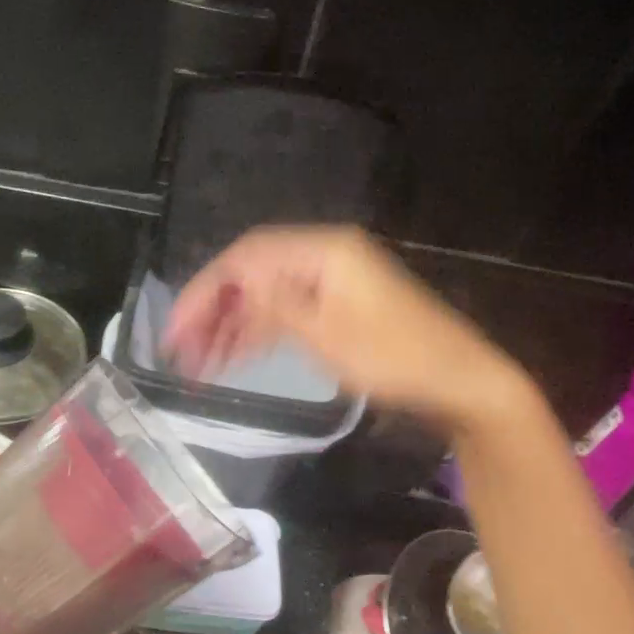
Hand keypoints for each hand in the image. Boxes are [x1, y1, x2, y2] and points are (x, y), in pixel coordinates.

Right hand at [161, 225, 525, 431]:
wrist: (458, 382)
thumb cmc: (396, 359)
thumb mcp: (327, 337)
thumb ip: (273, 308)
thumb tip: (231, 285)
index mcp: (323, 252)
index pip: (246, 258)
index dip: (205, 291)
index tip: (175, 329)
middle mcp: (322, 258)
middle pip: (250, 276)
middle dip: (211, 312)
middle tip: (178, 352)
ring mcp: (329, 284)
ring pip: (262, 298)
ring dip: (228, 329)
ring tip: (196, 366)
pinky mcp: (334, 309)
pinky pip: (282, 315)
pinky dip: (255, 336)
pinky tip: (229, 362)